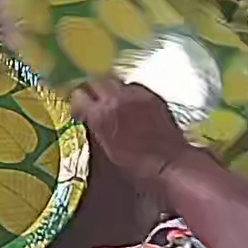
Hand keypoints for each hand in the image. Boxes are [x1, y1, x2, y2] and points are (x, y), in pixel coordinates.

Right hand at [69, 79, 198, 191]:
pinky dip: (129, 93)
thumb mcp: (106, 150)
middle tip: (93, 101)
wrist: (169, 164)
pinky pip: (133, 87)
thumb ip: (95, 129)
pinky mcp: (152, 96)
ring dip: (111, 89)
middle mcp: (115, 99)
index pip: (79, 95)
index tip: (78, 108)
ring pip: (115, 80)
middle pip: (96, 81)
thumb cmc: (135, 167)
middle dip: (92, 89)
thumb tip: (90, 120)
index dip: (77, 101)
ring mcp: (135, 94)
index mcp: (100, 115)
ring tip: (113, 101)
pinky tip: (132, 105)